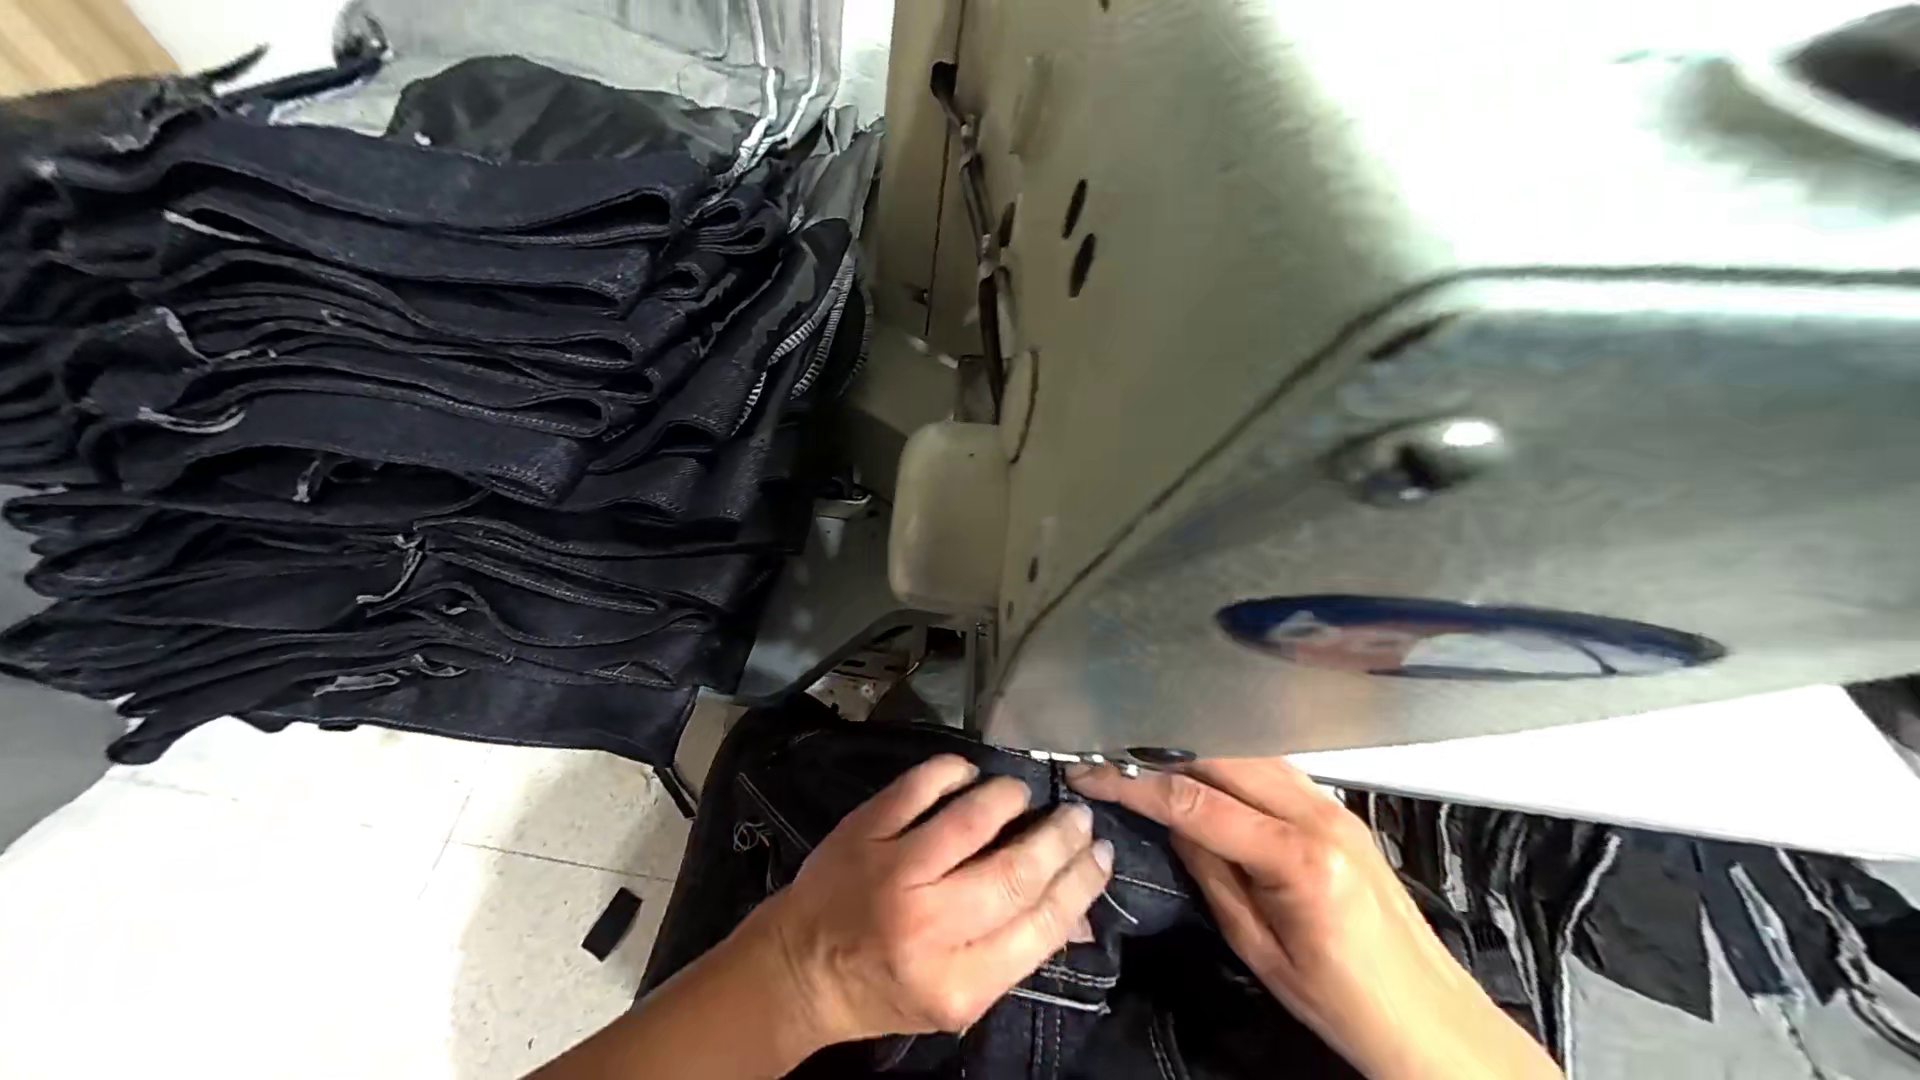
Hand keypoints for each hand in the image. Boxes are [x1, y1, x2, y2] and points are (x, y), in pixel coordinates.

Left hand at [738, 754, 1113, 1047]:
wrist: (802, 967)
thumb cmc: (889, 986)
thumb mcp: (958, 994)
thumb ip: (1018, 950)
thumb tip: (1082, 909)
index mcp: (959, 981)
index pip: (1040, 924)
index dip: (1080, 882)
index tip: (1101, 852)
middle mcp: (929, 924)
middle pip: (1015, 871)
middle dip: (1059, 838)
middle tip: (1078, 816)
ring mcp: (893, 870)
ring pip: (972, 819)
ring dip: (1009, 798)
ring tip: (1023, 794)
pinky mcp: (866, 830)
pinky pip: (921, 785)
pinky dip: (954, 771)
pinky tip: (970, 774)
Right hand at [1068, 759, 1561, 1079]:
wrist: (1438, 1025)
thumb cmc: (1343, 1004)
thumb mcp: (1258, 948)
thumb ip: (1209, 870)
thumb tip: (1169, 818)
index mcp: (1298, 859)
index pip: (1194, 800)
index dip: (1133, 782)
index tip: (1091, 772)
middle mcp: (1318, 814)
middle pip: (1220, 757)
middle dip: (1157, 752)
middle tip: (1110, 758)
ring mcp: (1333, 805)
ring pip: (1244, 753)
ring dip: (1190, 751)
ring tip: (1143, 759)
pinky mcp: (1339, 809)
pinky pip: (1268, 769)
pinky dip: (1225, 763)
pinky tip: (1199, 772)